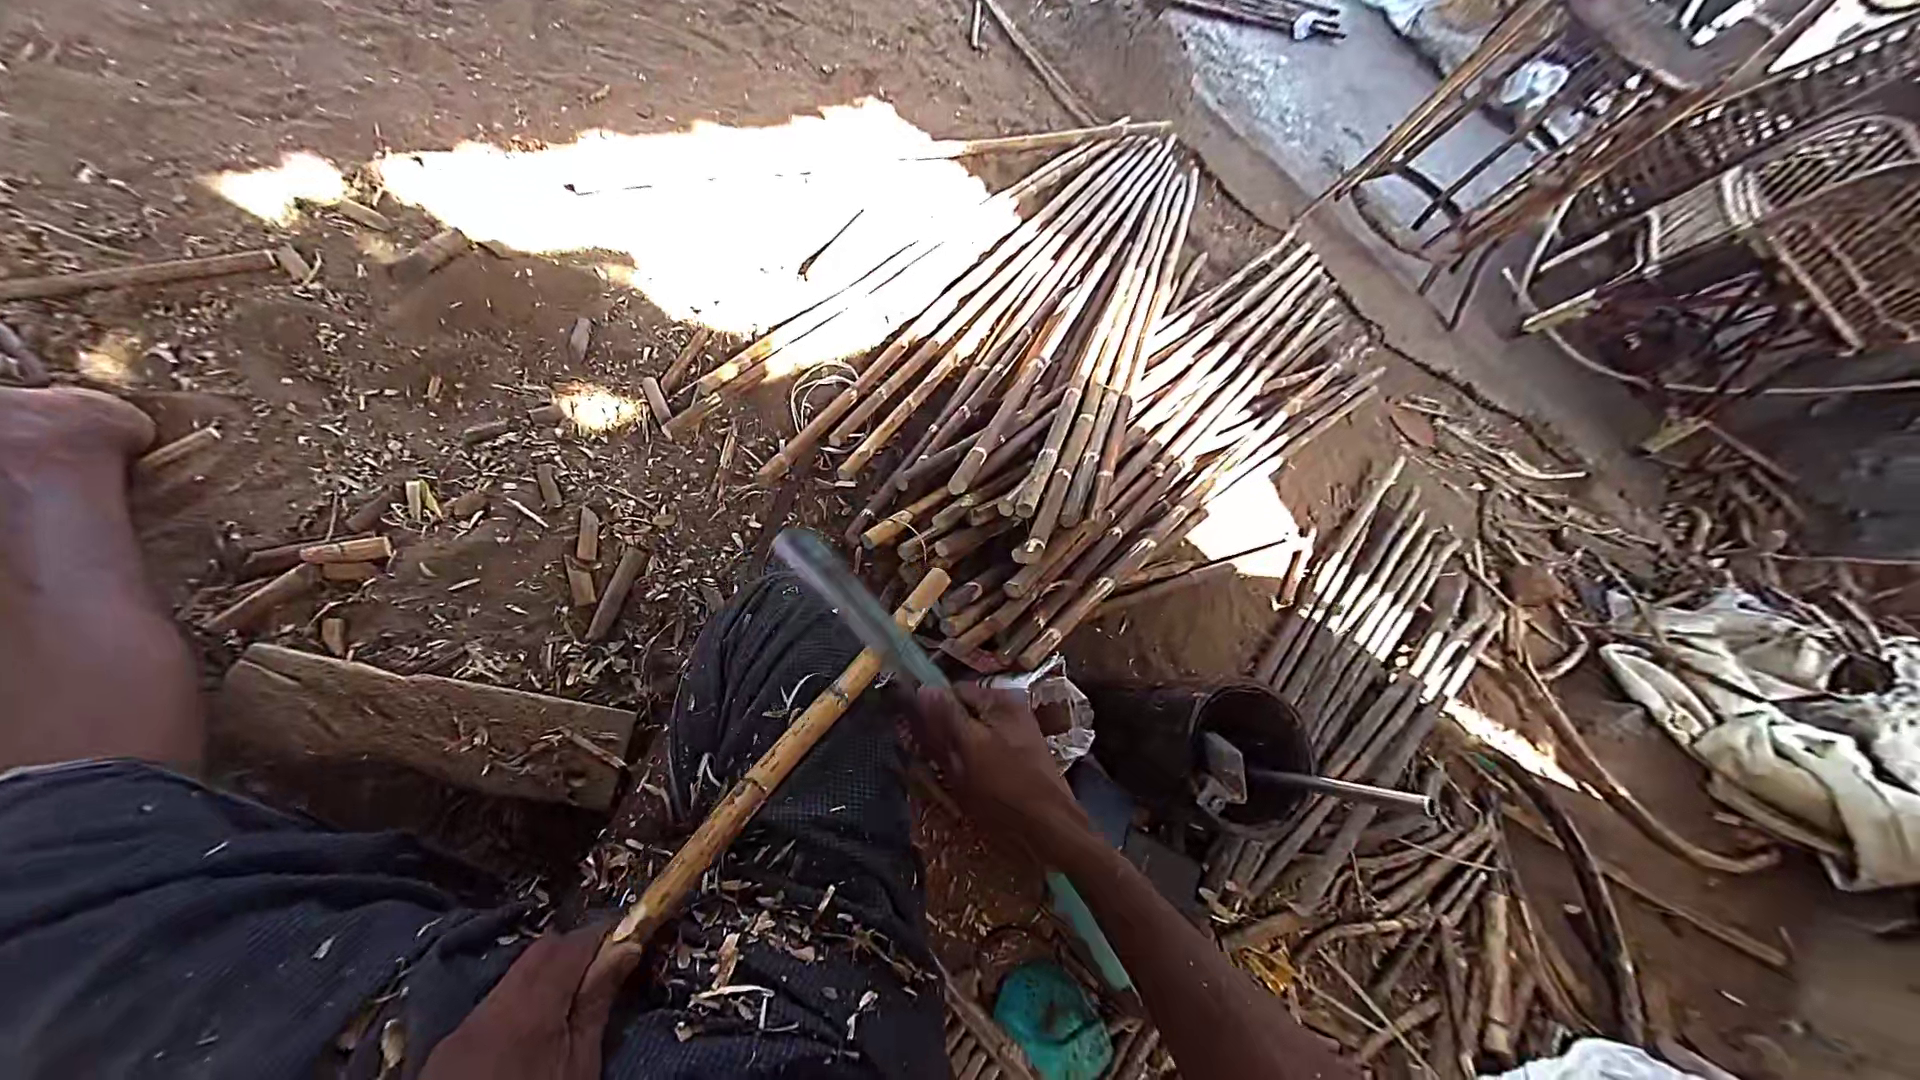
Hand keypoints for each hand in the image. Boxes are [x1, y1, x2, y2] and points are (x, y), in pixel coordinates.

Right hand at [910, 682, 1093, 859]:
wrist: (1049, 829)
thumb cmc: (1006, 788)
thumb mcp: (970, 748)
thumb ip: (946, 716)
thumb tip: (924, 688)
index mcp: (1001, 700)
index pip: (953, 691)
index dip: (932, 709)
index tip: (917, 734)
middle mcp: (1010, 710)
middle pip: (963, 713)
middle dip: (944, 733)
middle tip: (933, 759)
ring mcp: (1015, 734)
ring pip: (971, 734)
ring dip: (956, 751)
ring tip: (950, 773)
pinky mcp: (1017, 757)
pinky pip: (983, 751)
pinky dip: (970, 762)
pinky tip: (967, 782)